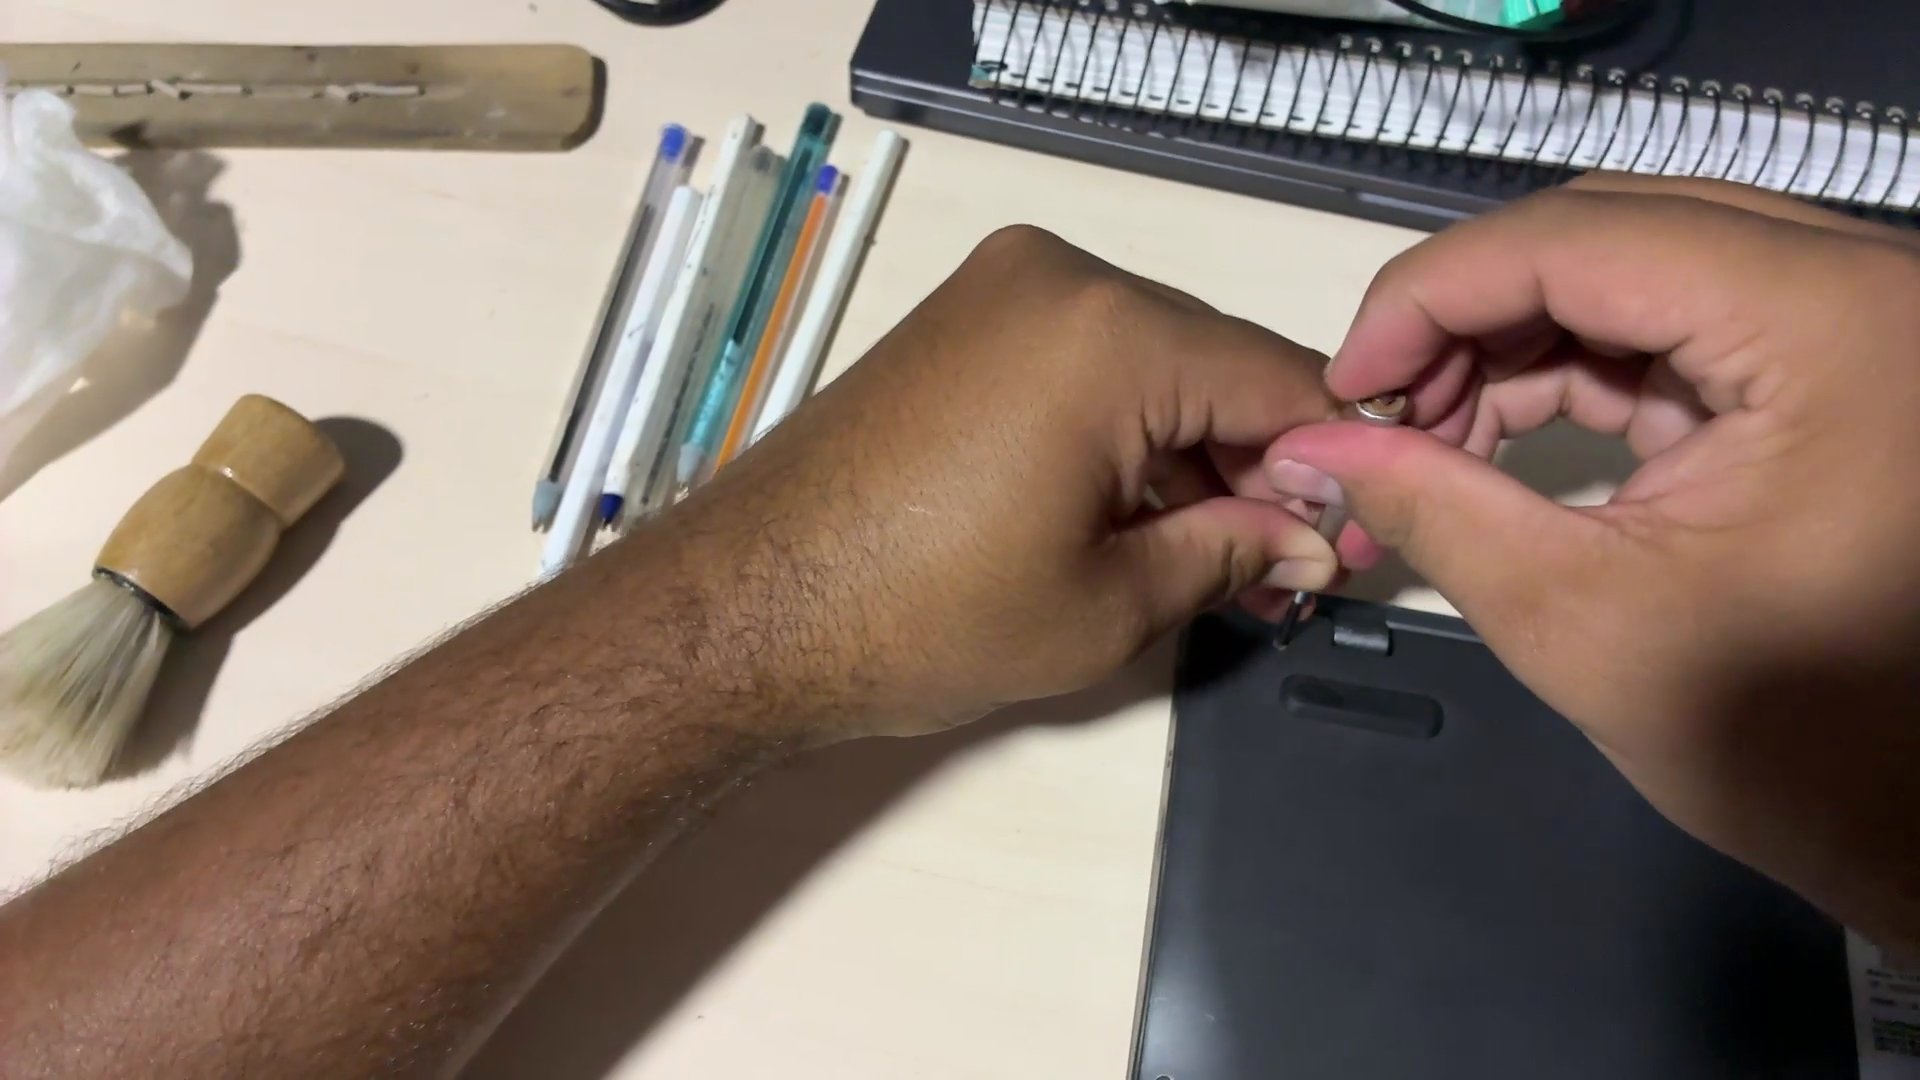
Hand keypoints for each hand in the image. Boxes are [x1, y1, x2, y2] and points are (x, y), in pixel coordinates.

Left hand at [674, 225, 1342, 737]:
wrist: (746, 608)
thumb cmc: (924, 618)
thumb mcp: (1103, 606)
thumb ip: (1225, 553)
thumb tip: (1306, 537)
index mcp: (1108, 331)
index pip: (1277, 380)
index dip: (1324, 466)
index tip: (1338, 540)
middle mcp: (1054, 278)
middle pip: (1207, 367)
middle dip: (1248, 466)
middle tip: (1272, 564)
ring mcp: (993, 294)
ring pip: (1141, 369)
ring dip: (1180, 457)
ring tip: (1199, 552)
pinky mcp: (955, 328)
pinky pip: (1074, 369)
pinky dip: (1114, 435)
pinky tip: (1123, 509)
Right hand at [1265, 175, 1919, 948]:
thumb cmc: (1782, 733)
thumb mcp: (1568, 615)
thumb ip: (1424, 507)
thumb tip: (1302, 448)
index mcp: (1835, 330)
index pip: (1573, 240)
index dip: (1424, 301)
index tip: (1342, 391)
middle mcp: (1856, 291)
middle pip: (1592, 239)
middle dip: (1452, 325)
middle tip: (1375, 417)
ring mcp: (1837, 326)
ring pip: (1606, 279)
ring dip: (1485, 357)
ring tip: (1417, 449)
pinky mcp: (1806, 371)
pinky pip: (1636, 333)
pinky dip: (1535, 382)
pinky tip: (1478, 450)